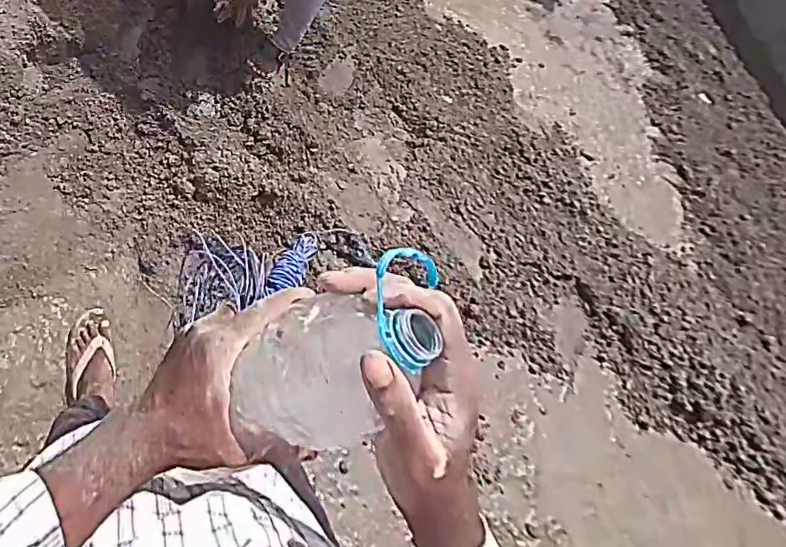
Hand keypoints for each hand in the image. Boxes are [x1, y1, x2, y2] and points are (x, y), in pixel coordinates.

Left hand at [130, 288, 313, 470]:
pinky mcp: (183, 340)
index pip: (259, 312)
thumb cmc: (186, 438)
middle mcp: (205, 331)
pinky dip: (229, 329)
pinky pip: (213, 323)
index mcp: (219, 347)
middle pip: (246, 309)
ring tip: (268, 338)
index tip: (306, 297)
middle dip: (272, 312)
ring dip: (248, 322)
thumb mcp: (236, 447)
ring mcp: (191, 332)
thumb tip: (308, 447)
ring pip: (228, 314)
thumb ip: (273, 446)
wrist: (145, 434)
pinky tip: (239, 350)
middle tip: (294, 323)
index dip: (285, 301)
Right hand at [318, 268, 483, 546]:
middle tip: (337, 283)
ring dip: (364, 289)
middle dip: (376, 283)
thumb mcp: (416, 450)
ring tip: (330, 286)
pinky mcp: (399, 360)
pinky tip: (335, 307)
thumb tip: (371, 358)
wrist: (432, 503)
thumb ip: (396, 407)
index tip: (374, 298)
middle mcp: (440, 355)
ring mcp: (420, 355)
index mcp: (455, 371)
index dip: (409, 296)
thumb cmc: (432, 483)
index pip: (440, 312)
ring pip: (396, 304)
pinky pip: (381, 321)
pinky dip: (358, 307)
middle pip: (414, 298)